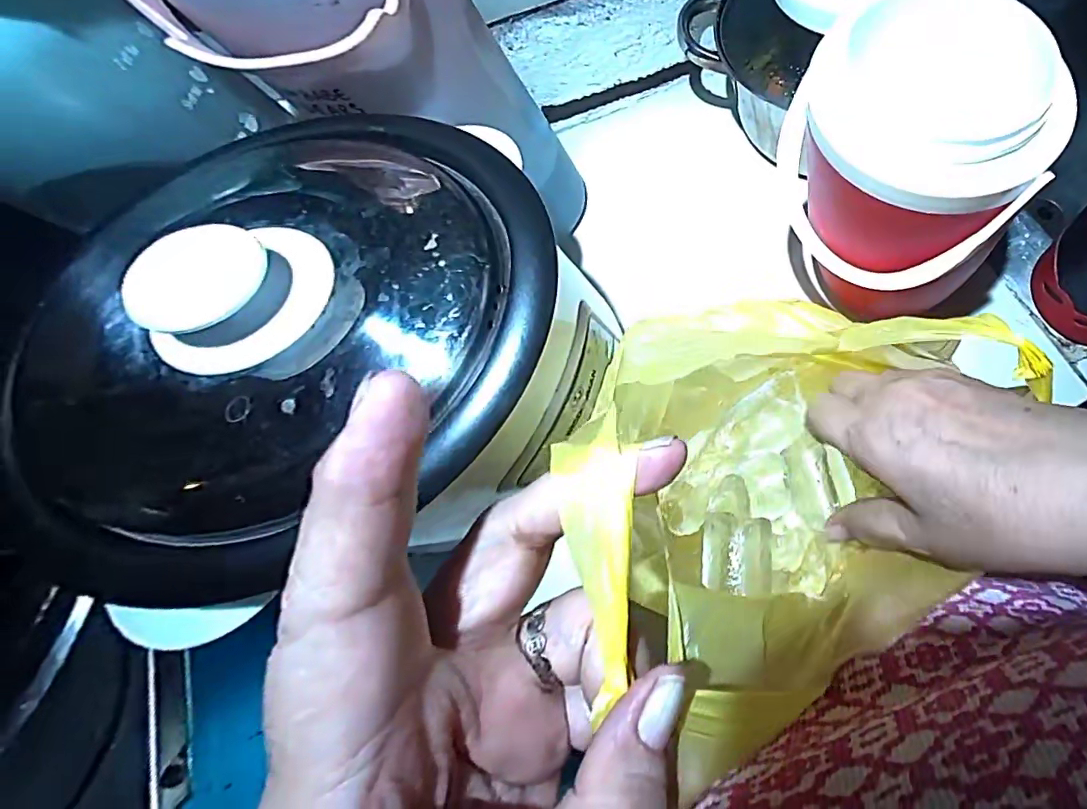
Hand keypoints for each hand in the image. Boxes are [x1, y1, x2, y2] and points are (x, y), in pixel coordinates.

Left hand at [262, 371, 691, 807]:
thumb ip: (606, 792)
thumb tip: (673, 684)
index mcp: (354, 748)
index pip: (339, 598)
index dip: (361, 487)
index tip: (394, 393)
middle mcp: (411, 696)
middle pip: (493, 555)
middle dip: (580, 501)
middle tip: (666, 462)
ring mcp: (469, 698)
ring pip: (558, 598)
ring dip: (618, 619)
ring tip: (636, 685)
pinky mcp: (514, 713)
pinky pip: (583, 650)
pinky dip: (625, 660)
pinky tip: (635, 698)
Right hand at [806, 369, 1086, 577]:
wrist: (1086, 479)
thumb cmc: (998, 520)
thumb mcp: (930, 536)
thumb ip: (873, 524)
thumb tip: (830, 526)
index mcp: (876, 429)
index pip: (820, 410)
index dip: (823, 436)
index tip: (844, 466)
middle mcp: (900, 390)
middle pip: (846, 383)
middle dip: (845, 411)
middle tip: (871, 456)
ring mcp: (939, 376)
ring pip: (884, 374)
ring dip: (880, 400)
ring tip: (910, 444)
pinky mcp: (972, 375)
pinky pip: (921, 375)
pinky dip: (915, 394)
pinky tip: (948, 430)